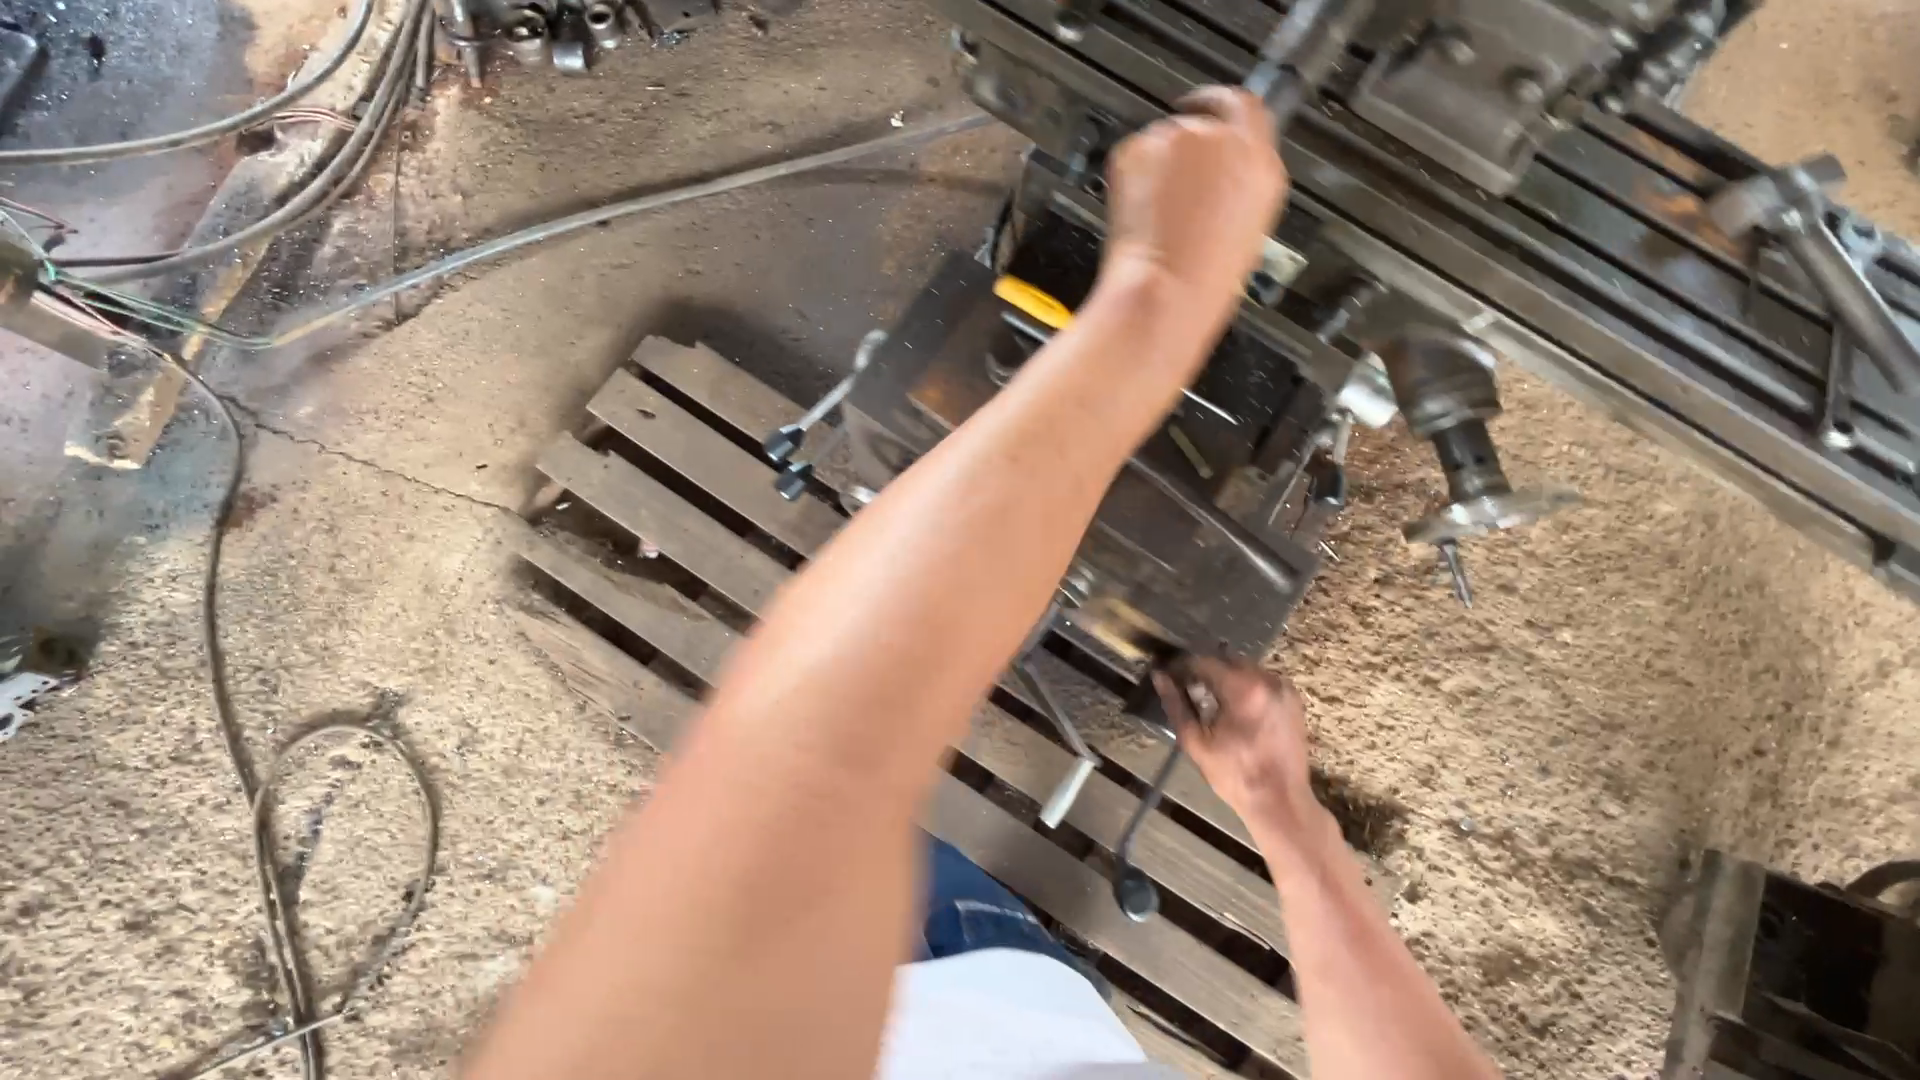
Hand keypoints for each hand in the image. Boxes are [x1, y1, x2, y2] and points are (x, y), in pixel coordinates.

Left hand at [1101, 87, 1289, 327]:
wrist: (1164, 286)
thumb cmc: (1202, 275)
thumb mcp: (1248, 227)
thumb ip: (1239, 182)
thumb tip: (1223, 173)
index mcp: (1260, 163)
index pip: (1247, 107)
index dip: (1224, 109)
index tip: (1211, 111)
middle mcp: (1223, 141)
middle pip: (1203, 120)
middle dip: (1187, 147)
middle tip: (1173, 180)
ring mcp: (1179, 140)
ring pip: (1166, 138)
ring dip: (1160, 165)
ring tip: (1158, 211)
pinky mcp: (1139, 148)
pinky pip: (1134, 154)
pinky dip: (1133, 175)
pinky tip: (1140, 210)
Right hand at [1153, 656, 1317, 838]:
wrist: (1280, 800)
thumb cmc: (1234, 775)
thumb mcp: (1195, 742)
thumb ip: (1176, 705)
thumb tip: (1160, 676)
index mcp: (1243, 689)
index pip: (1204, 662)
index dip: (1184, 667)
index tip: (1171, 676)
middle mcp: (1267, 680)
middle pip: (1227, 660)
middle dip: (1206, 671)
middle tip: (1190, 689)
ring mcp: (1284, 689)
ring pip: (1246, 669)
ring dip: (1227, 677)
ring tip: (1212, 701)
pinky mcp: (1294, 700)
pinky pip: (1263, 681)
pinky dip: (1246, 687)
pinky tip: (1237, 709)